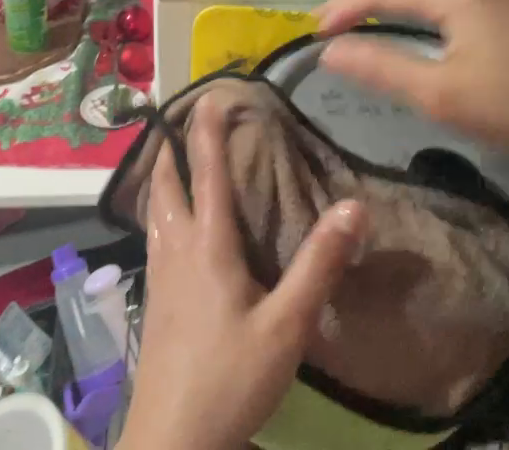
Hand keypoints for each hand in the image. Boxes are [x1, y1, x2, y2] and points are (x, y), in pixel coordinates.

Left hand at [120, 101, 366, 449]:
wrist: (171, 441)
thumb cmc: (230, 378)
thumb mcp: (286, 326)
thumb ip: (319, 265)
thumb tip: (355, 205)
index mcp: (207, 247)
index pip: (206, 173)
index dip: (207, 131)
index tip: (209, 94)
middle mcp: (176, 252)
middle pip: (165, 187)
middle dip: (171, 149)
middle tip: (181, 119)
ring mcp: (159, 280)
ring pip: (154, 213)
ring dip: (161, 179)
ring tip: (169, 162)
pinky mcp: (155, 305)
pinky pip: (154, 239)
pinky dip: (160, 213)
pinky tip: (169, 231)